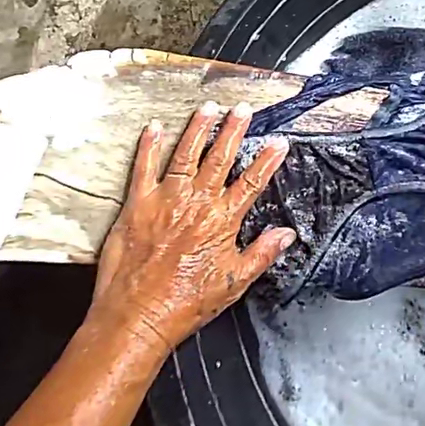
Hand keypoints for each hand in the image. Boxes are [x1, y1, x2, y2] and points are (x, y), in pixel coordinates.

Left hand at [91, 103, 293, 359]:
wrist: (137, 318)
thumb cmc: (185, 304)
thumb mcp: (234, 282)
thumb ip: (262, 253)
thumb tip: (287, 234)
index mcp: (222, 221)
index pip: (252, 182)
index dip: (267, 160)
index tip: (279, 141)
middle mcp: (196, 204)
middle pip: (220, 159)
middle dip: (233, 130)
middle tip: (242, 109)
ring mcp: (166, 201)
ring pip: (186, 155)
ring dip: (198, 129)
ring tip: (208, 107)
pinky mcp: (138, 205)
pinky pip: (144, 168)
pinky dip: (150, 146)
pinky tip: (155, 127)